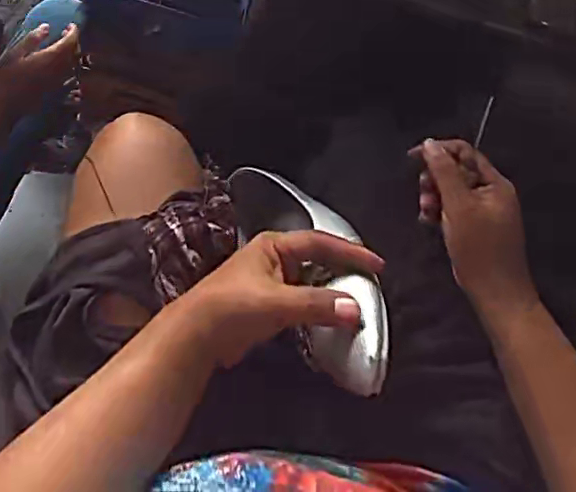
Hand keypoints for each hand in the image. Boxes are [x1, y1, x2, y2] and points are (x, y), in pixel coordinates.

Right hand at [0, 22, 80, 136]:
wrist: (2, 108)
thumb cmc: (4, 78)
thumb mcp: (14, 54)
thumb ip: (32, 39)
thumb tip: (47, 27)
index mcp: (49, 58)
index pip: (71, 42)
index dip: (74, 32)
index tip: (69, 25)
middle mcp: (59, 71)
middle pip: (76, 54)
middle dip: (74, 42)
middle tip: (65, 34)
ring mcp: (59, 83)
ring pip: (75, 66)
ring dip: (73, 54)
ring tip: (63, 47)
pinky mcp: (56, 92)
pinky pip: (70, 76)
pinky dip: (70, 67)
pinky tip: (59, 64)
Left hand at [170, 231, 383, 368]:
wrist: (197, 333)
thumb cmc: (233, 306)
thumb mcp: (276, 303)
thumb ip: (315, 305)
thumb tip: (356, 309)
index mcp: (273, 245)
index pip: (319, 242)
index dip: (349, 251)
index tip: (378, 264)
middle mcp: (273, 257)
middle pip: (316, 259)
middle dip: (343, 269)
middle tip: (372, 283)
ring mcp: (270, 280)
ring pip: (310, 281)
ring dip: (332, 291)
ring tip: (359, 302)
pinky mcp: (268, 304)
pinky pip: (302, 301)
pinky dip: (319, 308)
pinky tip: (333, 319)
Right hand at [411, 139, 535, 313]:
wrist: (496, 294)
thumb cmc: (480, 249)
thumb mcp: (458, 205)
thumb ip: (444, 172)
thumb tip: (430, 144)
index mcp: (495, 184)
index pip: (464, 152)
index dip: (439, 150)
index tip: (414, 158)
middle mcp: (490, 192)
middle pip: (455, 170)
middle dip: (434, 178)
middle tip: (424, 193)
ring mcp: (483, 209)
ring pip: (450, 189)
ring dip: (433, 195)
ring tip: (426, 211)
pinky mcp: (473, 224)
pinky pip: (451, 206)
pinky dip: (438, 210)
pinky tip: (430, 220)